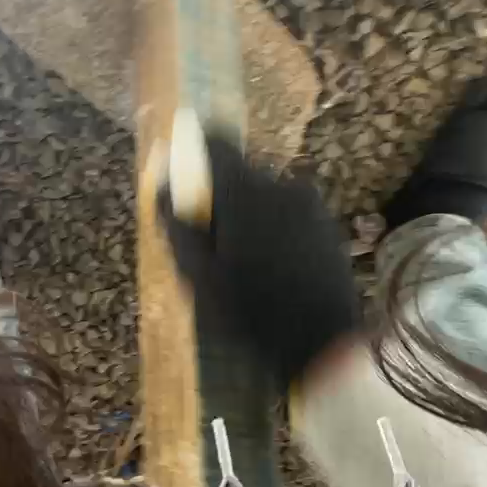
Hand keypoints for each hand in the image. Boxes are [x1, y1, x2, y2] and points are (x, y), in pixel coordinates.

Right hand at [157, 135, 361, 386]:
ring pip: (264, 190)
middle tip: (210, 235)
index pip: (214, 144)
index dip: (193, 148)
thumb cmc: (249, 311)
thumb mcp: (197, 274)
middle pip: (238, 171)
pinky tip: (270, 262)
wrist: (321, 343)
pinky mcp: (325, 220)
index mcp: (243, 192)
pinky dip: (272, 222)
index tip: (181, 168)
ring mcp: (308, 202)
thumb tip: (160, 186)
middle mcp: (279, 184)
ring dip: (248, 210)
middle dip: (220, 193)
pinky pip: (287, 208)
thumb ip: (175, 223)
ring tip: (242, 256)